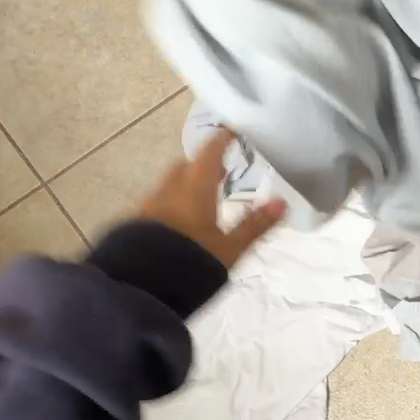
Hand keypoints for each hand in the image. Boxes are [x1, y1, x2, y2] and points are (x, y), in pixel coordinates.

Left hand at [137, 129, 285, 268]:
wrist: (139, 288)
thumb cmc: (190, 263)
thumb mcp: (230, 249)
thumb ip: (255, 225)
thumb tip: (283, 202)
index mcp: (194, 191)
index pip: (208, 154)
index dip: (221, 140)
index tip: (232, 131)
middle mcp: (168, 192)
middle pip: (185, 167)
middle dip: (202, 164)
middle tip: (220, 169)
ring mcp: (148, 207)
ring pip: (170, 185)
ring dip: (186, 184)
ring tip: (203, 196)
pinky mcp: (136, 224)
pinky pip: (158, 203)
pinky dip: (173, 202)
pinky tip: (181, 220)